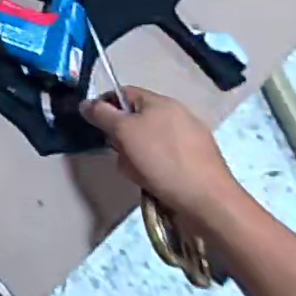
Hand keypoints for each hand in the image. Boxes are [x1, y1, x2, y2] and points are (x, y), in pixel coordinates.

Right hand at [80, 86, 246, 224]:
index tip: (97, 126)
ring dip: (135, 154)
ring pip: (148, 140)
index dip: (105, 106)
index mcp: (161, 102)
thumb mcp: (123, 132)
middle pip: (135, 118)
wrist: (210, 202)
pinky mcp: (198, 161)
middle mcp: (178, 114)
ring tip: (137, 172)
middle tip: (120, 153)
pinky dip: (154, 166)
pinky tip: (154, 181)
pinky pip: (164, 157)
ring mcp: (191, 138)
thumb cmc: (162, 160)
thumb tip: (85, 103)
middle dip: (121, 136)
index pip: (123, 93)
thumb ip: (101, 114)